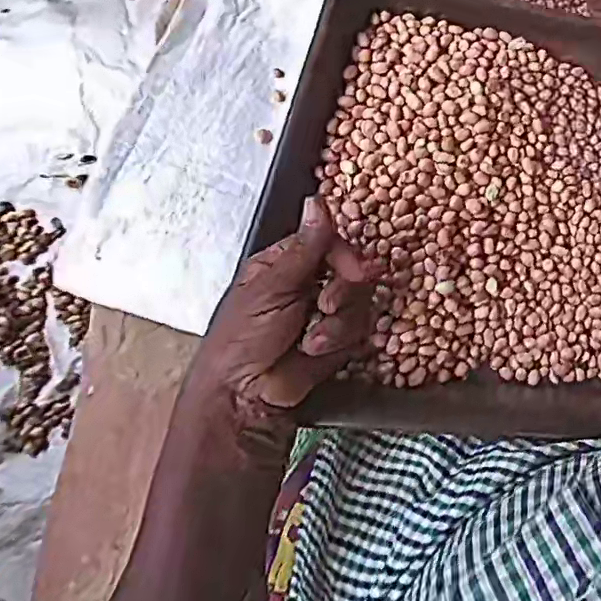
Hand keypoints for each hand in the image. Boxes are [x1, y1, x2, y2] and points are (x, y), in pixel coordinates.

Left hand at [185, 196, 383, 436]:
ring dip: (337, 322)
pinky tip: (315, 349)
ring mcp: (325, 311)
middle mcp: (309, 283)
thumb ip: (305, 247)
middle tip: (326, 306)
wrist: (243, 398)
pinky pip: (359, 327)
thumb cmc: (241, 340)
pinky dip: (339, 339)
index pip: (329, 243)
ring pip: (359, 300)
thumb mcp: (271, 287)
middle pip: (351, 270)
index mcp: (286, 264)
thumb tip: (316, 201)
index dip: (344, 255)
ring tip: (311, 338)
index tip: (352, 269)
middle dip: (342, 292)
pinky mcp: (338, 338)